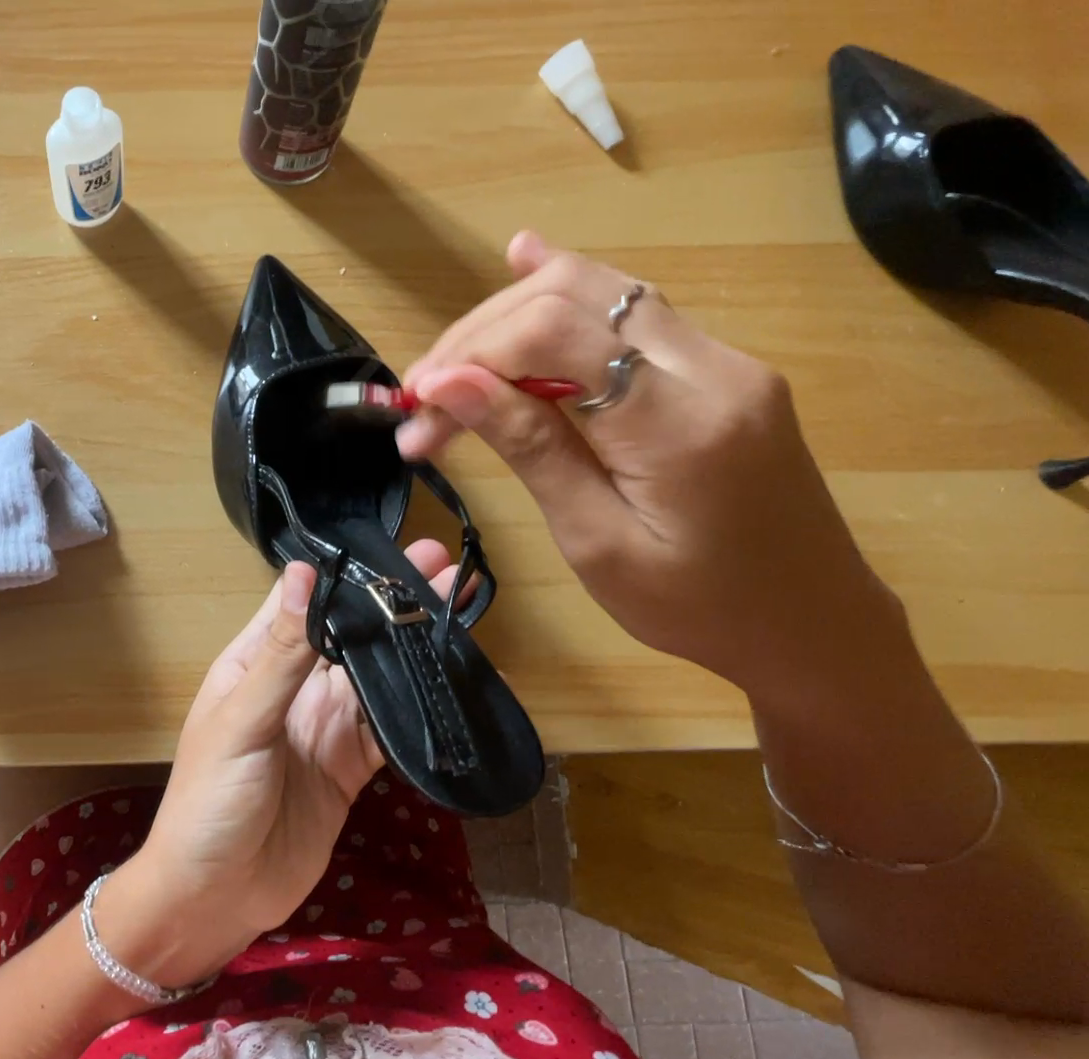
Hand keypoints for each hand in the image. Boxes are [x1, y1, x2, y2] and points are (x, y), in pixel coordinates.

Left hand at [98, 541, 469, 986]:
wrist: (213, 896)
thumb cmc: (209, 800)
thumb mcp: (241, 721)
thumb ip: (279, 654)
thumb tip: (302, 573)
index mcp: (252, 665)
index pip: (300, 605)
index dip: (341, 576)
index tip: (388, 547)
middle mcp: (290, 689)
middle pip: (346, 637)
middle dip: (389, 604)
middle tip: (442, 567)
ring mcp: (320, 728)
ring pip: (373, 678)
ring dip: (410, 647)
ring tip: (456, 607)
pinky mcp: (347, 769)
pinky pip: (386, 729)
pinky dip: (415, 707)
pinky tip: (448, 679)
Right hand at [394, 231, 908, 694]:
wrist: (813, 624)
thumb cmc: (695, 607)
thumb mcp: (596, 542)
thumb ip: (530, 449)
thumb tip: (449, 385)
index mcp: (677, 423)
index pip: (550, 336)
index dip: (468, 357)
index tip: (416, 411)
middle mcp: (709, 366)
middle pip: (570, 297)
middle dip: (478, 338)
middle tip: (423, 401)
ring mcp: (722, 359)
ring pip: (600, 291)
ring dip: (510, 320)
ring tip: (452, 370)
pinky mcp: (719, 368)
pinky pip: (631, 311)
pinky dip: (563, 302)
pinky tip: (524, 262)